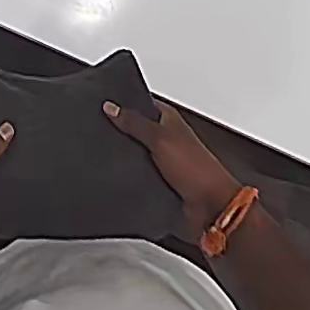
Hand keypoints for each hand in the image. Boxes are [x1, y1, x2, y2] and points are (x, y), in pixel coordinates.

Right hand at [105, 99, 242, 234]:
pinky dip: (127, 171)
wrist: (211, 209)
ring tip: (102, 148)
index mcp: (167, 119)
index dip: (123, 102)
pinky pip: (136, 171)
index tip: (103, 101)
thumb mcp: (160, 138)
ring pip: (134, 150)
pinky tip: (114, 169)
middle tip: (97, 126)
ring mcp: (161, 158)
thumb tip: (111, 107)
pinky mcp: (158, 179)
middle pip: (135, 127)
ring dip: (123, 153)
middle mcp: (164, 136)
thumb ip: (134, 122)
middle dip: (119, 129)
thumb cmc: (195, 169)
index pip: (140, 103)